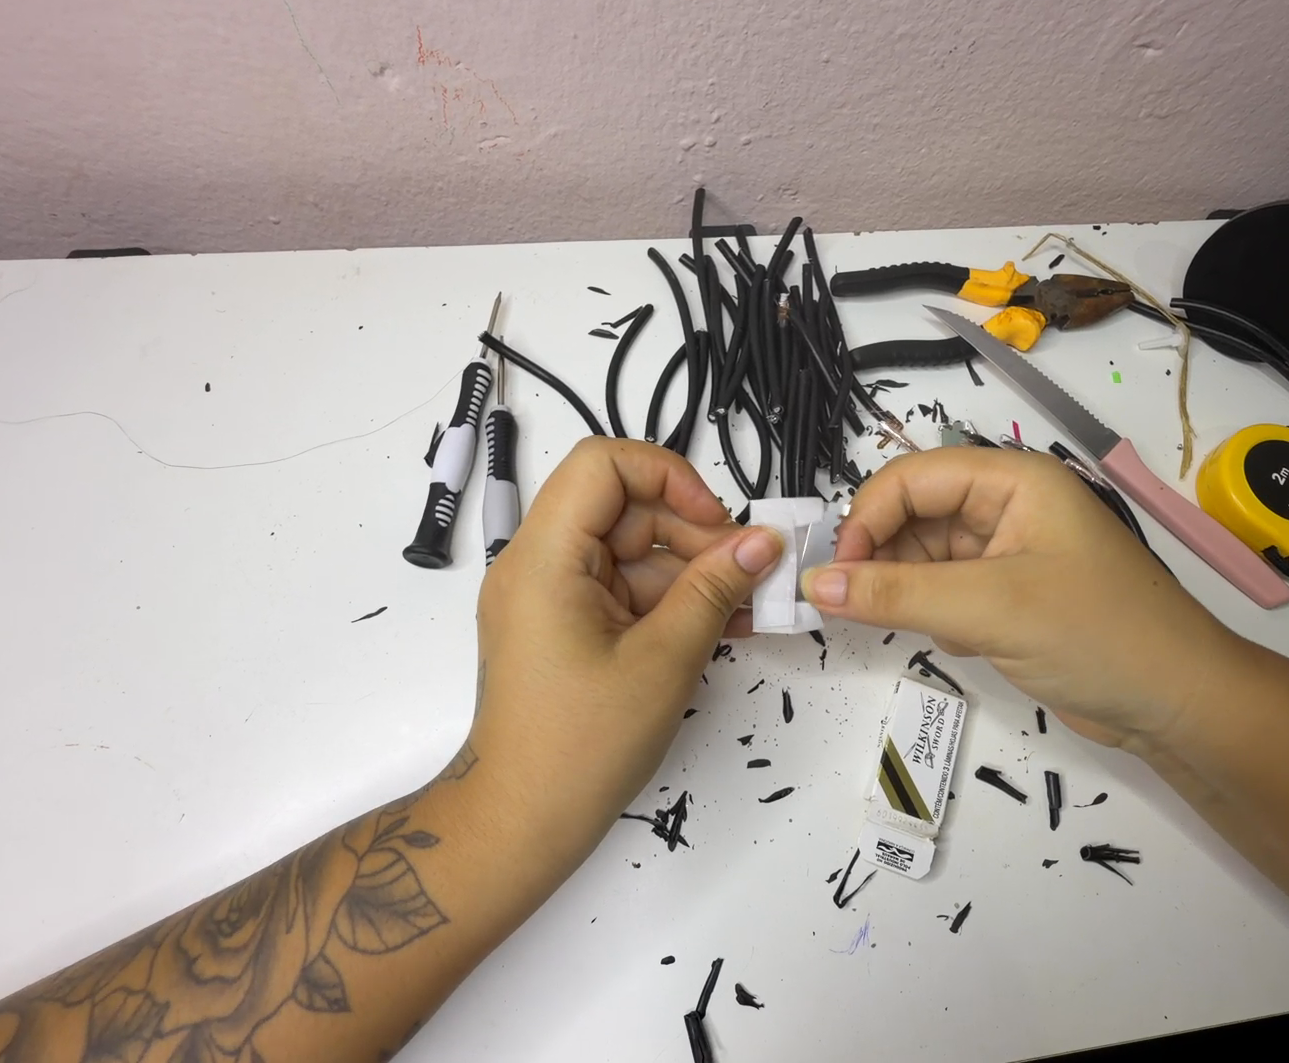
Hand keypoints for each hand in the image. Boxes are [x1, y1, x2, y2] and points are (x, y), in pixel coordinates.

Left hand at [471, 438, 781, 861]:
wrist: (522, 824)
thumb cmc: (584, 745)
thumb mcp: (664, 660)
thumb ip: (716, 589)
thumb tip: (766, 540)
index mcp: (545, 557)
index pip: (603, 464)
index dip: (667, 477)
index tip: (715, 522)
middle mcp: (541, 562)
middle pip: (626, 509)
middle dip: (694, 534)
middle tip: (751, 574)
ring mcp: (554, 594)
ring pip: (634, 551)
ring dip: (693, 572)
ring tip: (751, 607)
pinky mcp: (569, 623)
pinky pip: (627, 590)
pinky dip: (673, 601)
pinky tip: (725, 623)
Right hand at [803, 447, 1248, 750]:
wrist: (1180, 707)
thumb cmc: (1095, 635)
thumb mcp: (988, 609)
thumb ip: (895, 594)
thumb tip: (813, 583)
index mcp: (1012, 480)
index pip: (913, 479)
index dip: (867, 517)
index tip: (836, 573)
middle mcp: (1007, 506)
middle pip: (915, 514)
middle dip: (881, 557)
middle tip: (850, 604)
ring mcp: (1008, 553)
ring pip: (925, 556)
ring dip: (906, 589)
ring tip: (908, 626)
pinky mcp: (1008, 595)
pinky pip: (944, 589)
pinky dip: (933, 613)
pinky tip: (958, 642)